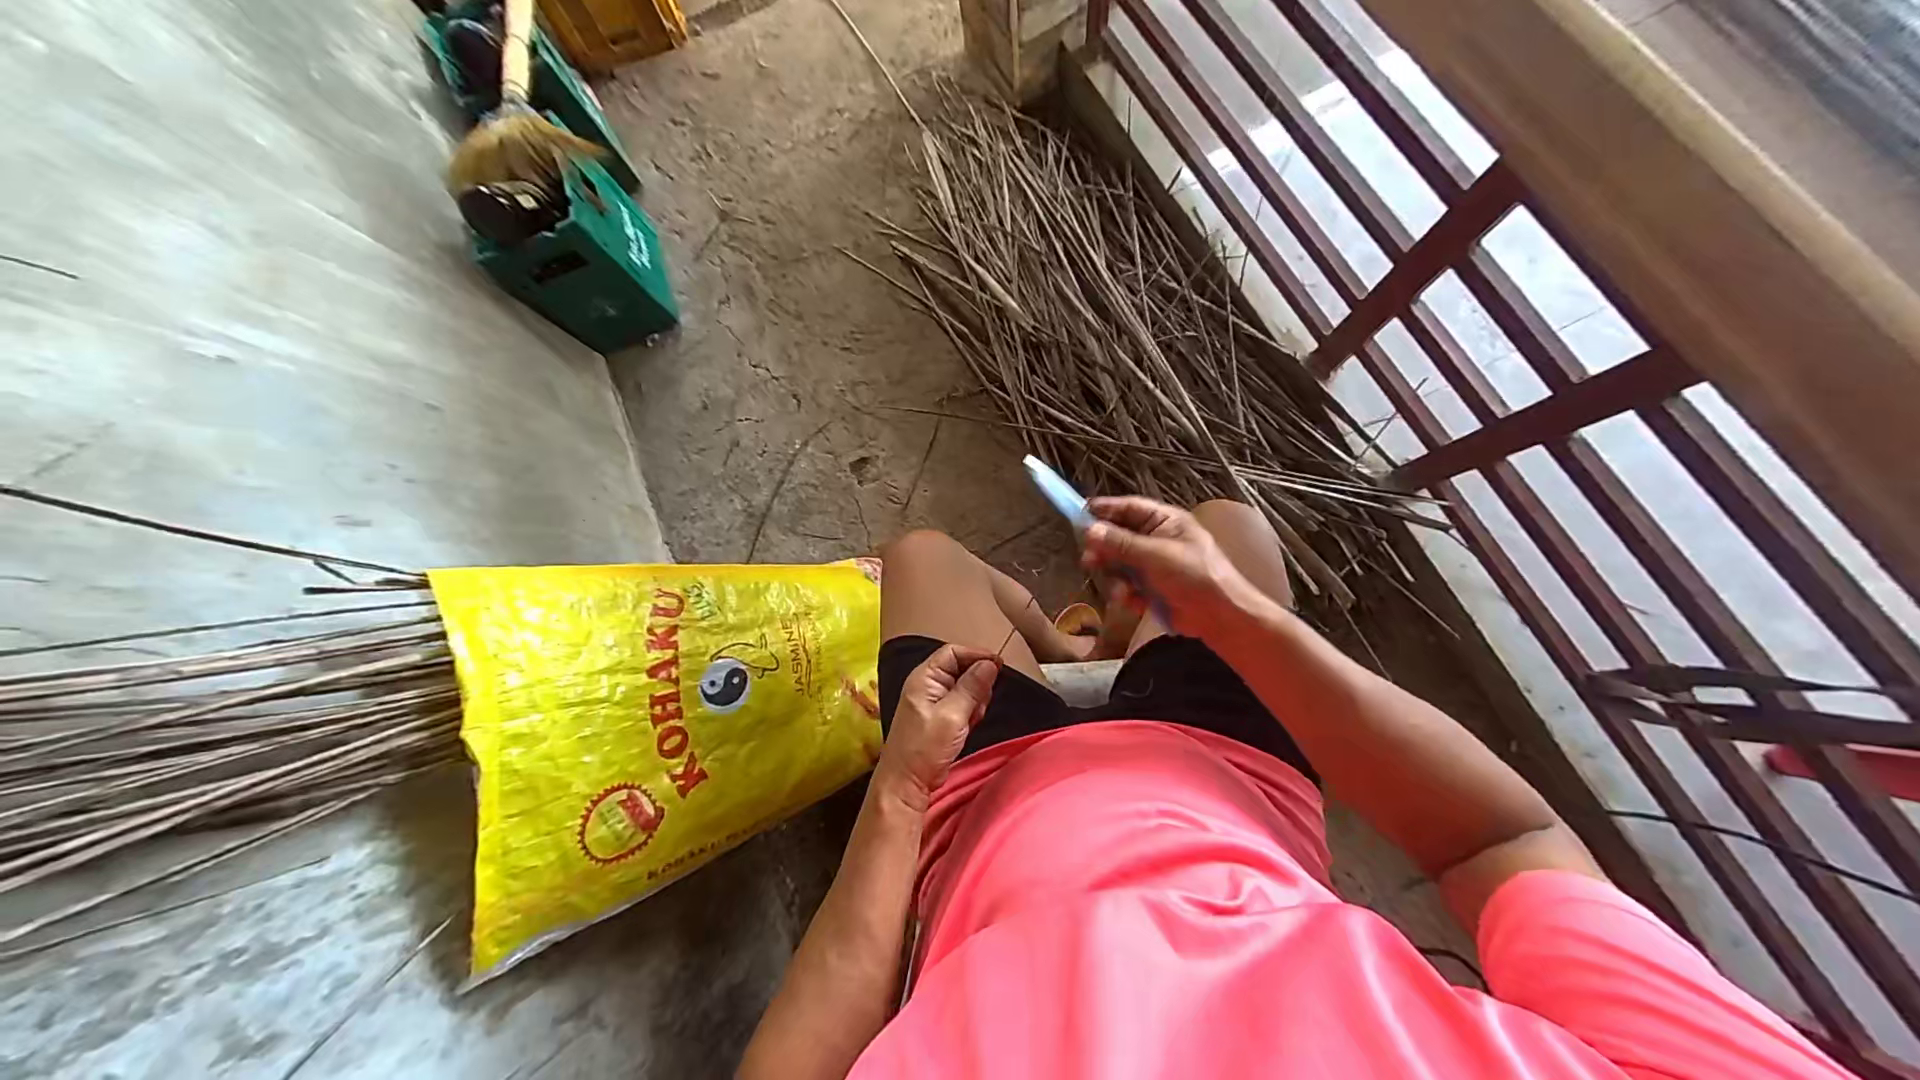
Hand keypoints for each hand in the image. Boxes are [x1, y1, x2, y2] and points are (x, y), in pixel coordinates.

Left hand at [875, 644, 998, 812]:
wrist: (907, 783)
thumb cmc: (924, 749)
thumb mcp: (952, 715)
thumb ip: (972, 687)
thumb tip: (990, 664)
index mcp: (924, 677)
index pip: (953, 652)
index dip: (976, 655)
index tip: (998, 666)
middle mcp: (928, 685)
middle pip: (962, 668)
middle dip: (977, 682)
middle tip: (980, 703)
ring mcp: (934, 701)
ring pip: (965, 687)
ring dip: (975, 700)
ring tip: (971, 718)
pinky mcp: (941, 716)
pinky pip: (963, 704)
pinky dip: (970, 712)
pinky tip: (968, 725)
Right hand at [1081, 496, 1262, 637]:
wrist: (1220, 617)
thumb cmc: (1195, 576)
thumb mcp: (1155, 555)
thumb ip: (1121, 543)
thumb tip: (1089, 530)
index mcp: (1165, 522)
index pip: (1128, 508)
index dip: (1104, 510)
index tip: (1078, 514)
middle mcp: (1157, 540)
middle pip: (1118, 538)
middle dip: (1105, 551)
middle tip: (1089, 559)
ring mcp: (1154, 566)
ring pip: (1119, 565)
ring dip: (1116, 578)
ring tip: (1120, 590)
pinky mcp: (1151, 589)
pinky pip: (1127, 586)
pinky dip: (1127, 595)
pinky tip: (1133, 602)